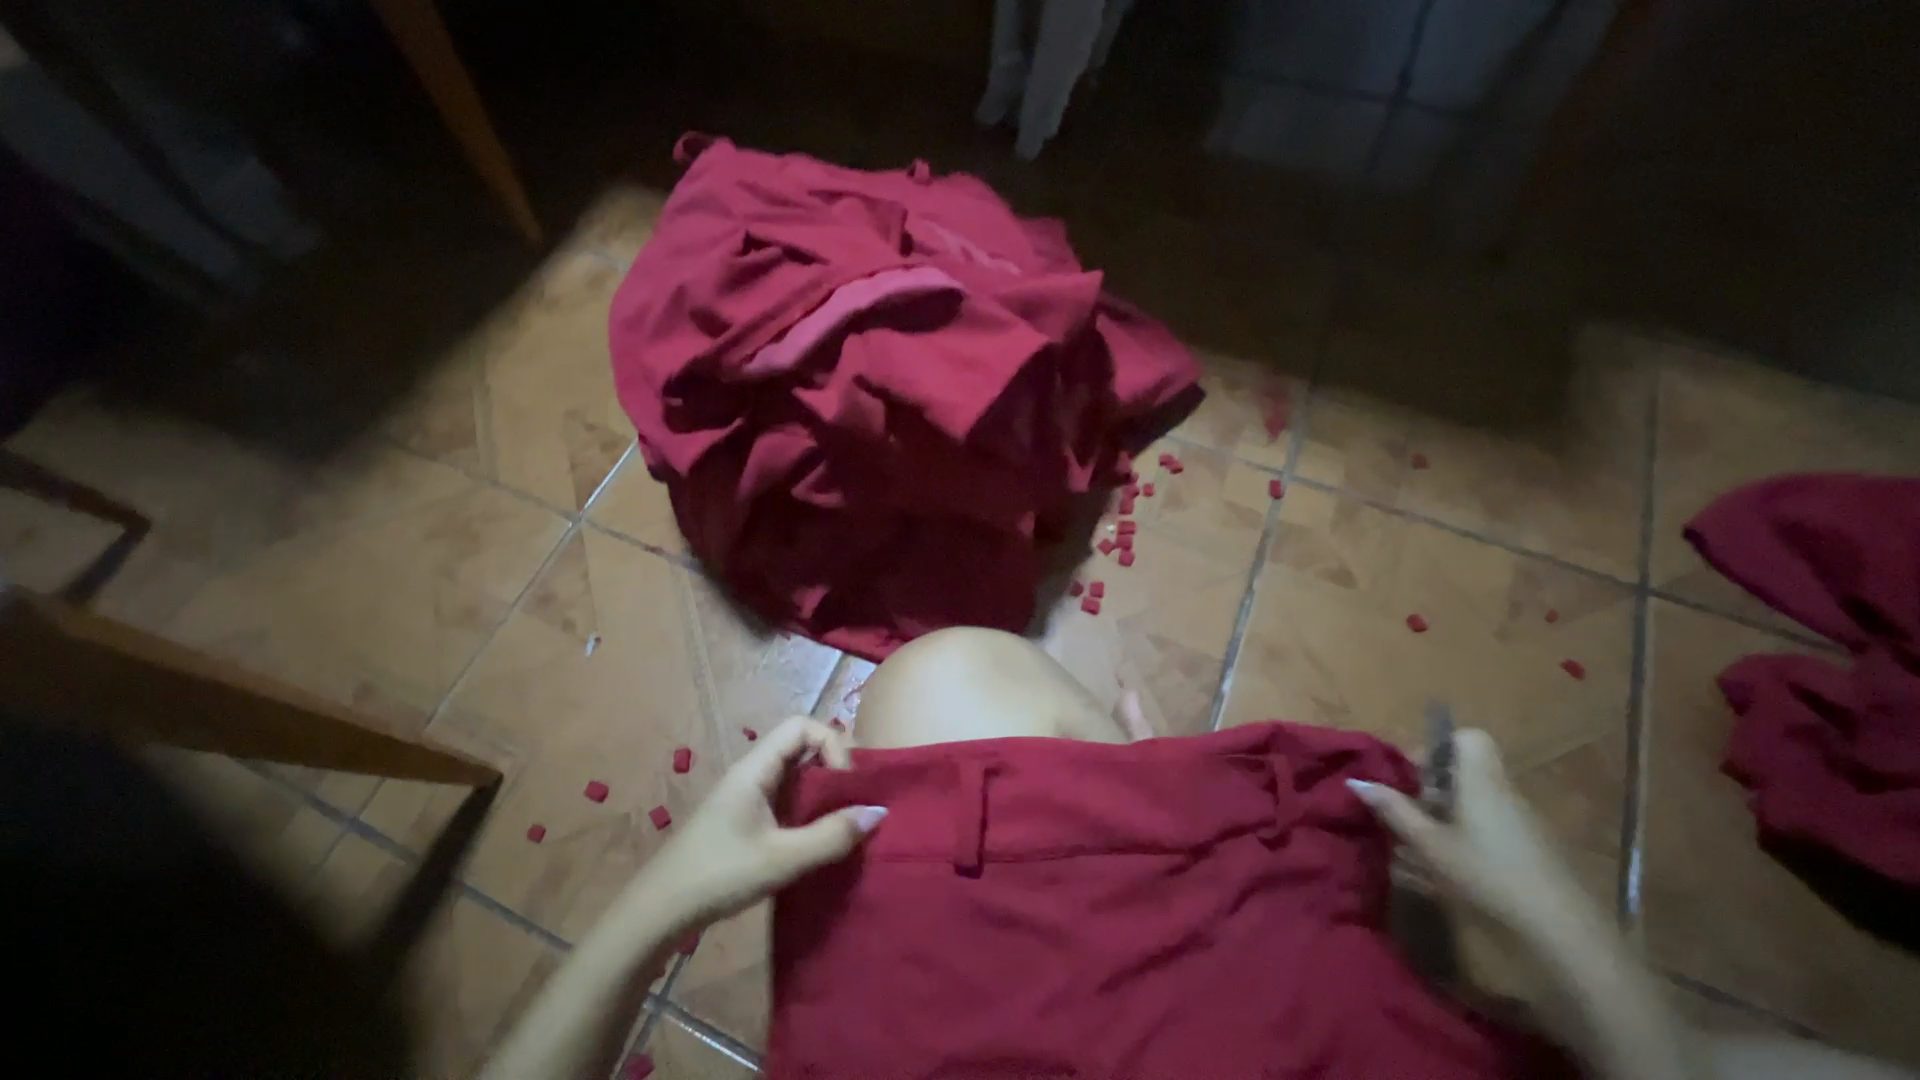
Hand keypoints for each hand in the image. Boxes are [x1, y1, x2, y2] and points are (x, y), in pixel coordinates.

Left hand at [638, 716, 885, 927]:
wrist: (659, 912)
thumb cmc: (719, 875)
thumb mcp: (783, 859)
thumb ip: (832, 835)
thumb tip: (879, 811)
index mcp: (755, 769)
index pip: (802, 726)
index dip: (832, 744)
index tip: (846, 785)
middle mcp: (752, 774)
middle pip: (801, 747)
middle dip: (834, 767)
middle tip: (855, 801)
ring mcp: (747, 797)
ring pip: (795, 776)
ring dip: (823, 792)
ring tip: (845, 822)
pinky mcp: (745, 821)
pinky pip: (786, 800)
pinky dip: (809, 810)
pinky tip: (820, 839)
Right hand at [1347, 728, 1587, 932]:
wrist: (1561, 929)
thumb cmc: (1487, 874)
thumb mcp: (1430, 844)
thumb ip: (1394, 811)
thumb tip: (1356, 781)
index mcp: (1480, 781)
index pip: (1468, 738)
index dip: (1439, 745)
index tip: (1413, 773)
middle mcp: (1503, 793)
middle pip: (1467, 771)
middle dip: (1433, 786)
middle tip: (1406, 811)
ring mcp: (1521, 822)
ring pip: (1476, 802)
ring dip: (1445, 814)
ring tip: (1417, 844)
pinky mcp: (1530, 850)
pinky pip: (1489, 827)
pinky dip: (1464, 836)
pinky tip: (1446, 869)